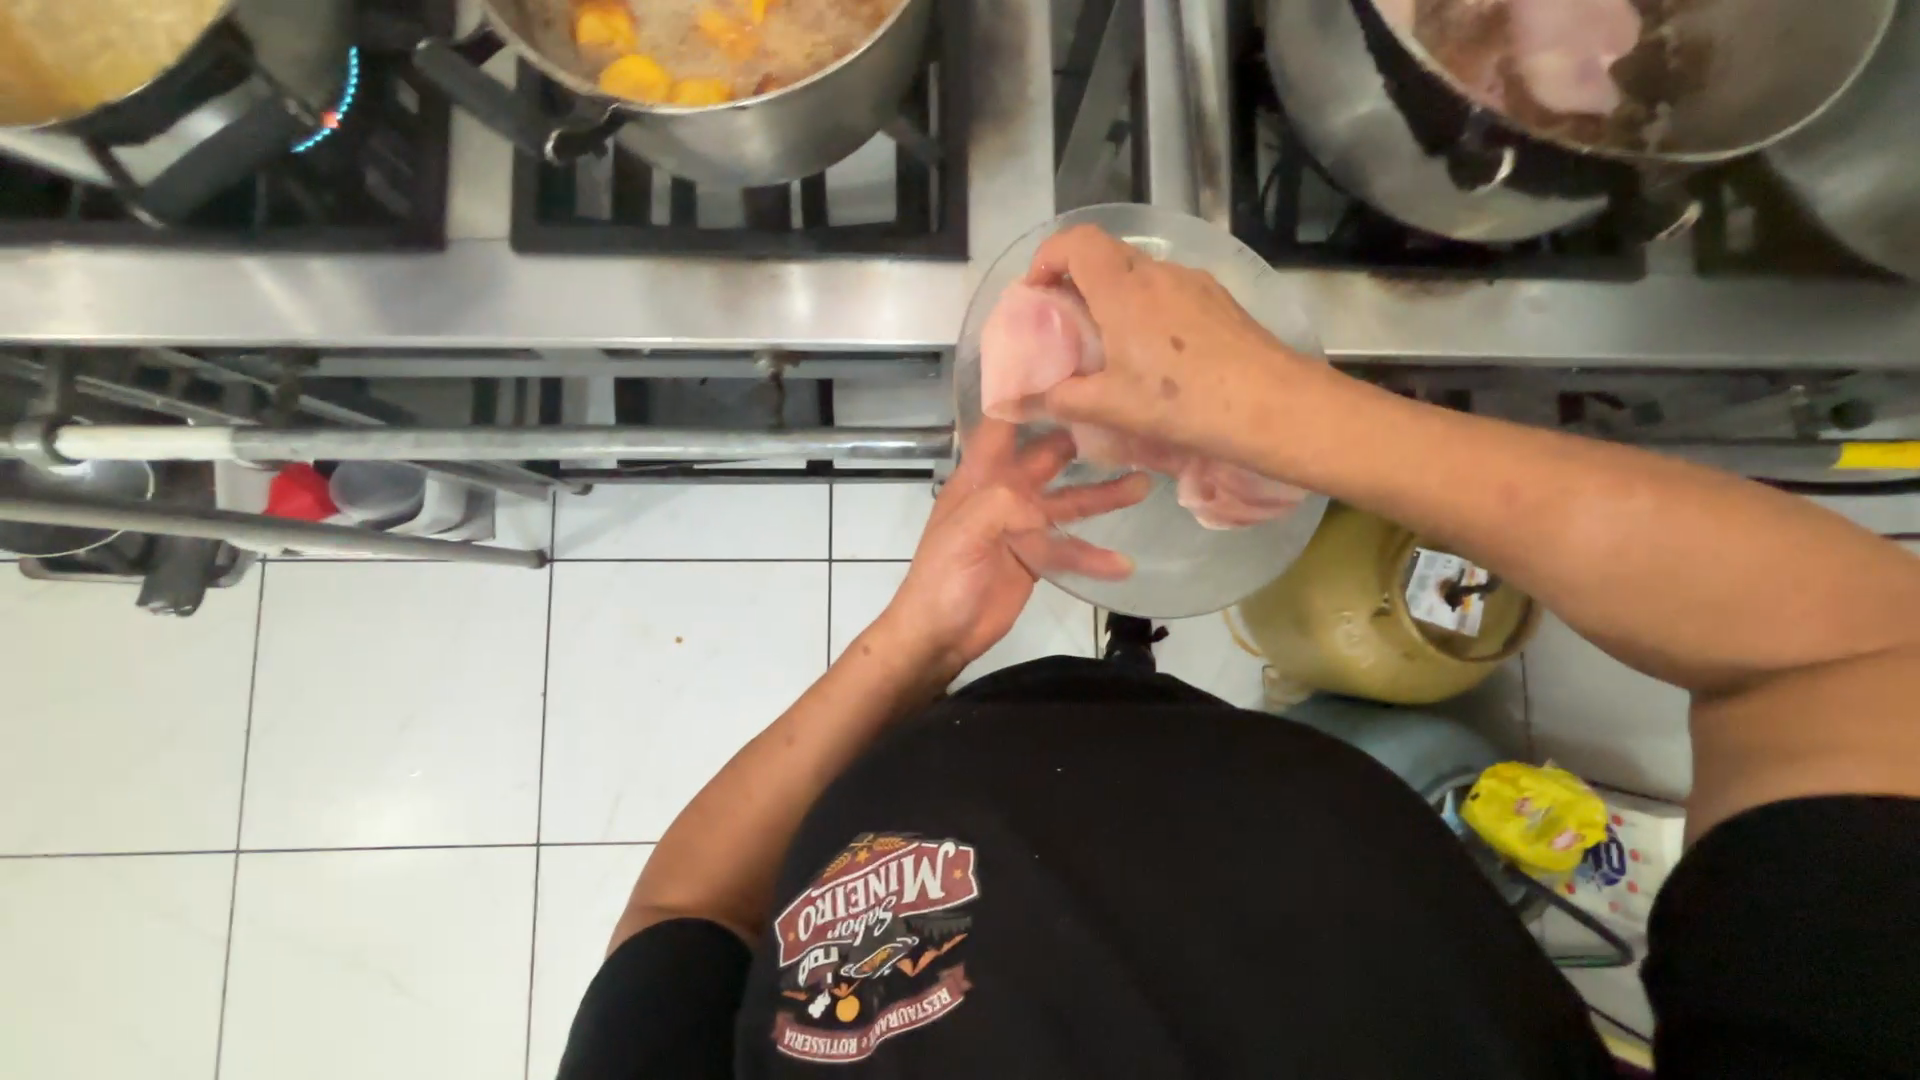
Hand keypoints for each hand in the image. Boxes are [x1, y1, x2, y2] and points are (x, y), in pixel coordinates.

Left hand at [873, 419, 1150, 682]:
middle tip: (1122, 421)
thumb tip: (1042, 504)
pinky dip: (1095, 556)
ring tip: (1144, 484)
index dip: (1025, 397)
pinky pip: (1071, 550)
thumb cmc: (943, 578)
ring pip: (1067, 503)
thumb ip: (1001, 505)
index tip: (1061, 368)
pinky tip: (1123, 562)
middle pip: (1046, 458)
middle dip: (1079, 440)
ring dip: (1102, 496)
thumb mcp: (964, 533)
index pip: (1001, 426)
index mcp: (979, 479)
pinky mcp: (1036, 559)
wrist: (940, 635)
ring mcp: (1021, 528)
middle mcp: (1003, 495)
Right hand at [1025, 225, 1324, 462]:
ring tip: (1112, 344)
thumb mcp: (1111, 406)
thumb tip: (1031, 396)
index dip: (1048, 256)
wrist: (1271, 406)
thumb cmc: (1182, 402)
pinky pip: (1169, 291)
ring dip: (1115, 296)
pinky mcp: (1220, 299)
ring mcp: (1194, 282)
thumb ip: (1062, 397)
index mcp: (1123, 288)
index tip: (1037, 292)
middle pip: (1106, 254)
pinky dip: (1147, 309)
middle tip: (1067, 323)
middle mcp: (1158, 272)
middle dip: (1077, 279)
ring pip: (1140, 273)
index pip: (1076, 241)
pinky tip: (1157, 354)